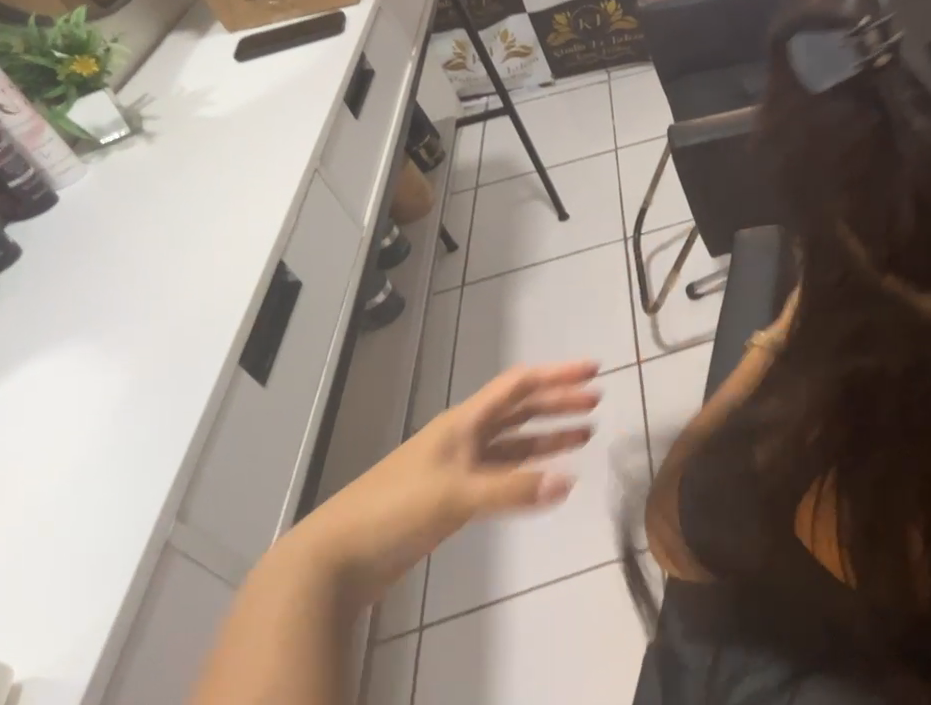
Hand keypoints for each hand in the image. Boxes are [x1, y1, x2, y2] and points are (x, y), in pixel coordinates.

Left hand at [282, 360, 600, 605]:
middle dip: (559, 403)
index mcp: (462, 423)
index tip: (593, 370)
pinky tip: (547, 477)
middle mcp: (463, 438)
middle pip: (520, 410)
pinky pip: (503, 473)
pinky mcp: (452, 498)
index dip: (557, 374)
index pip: (519, 386)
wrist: (334, 560)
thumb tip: (569, 483)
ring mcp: (457, 468)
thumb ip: (513, 489)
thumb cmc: (392, 511)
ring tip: (584, 436)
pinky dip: (528, 471)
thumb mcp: (456, 495)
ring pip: (513, 442)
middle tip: (596, 401)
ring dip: (547, 436)